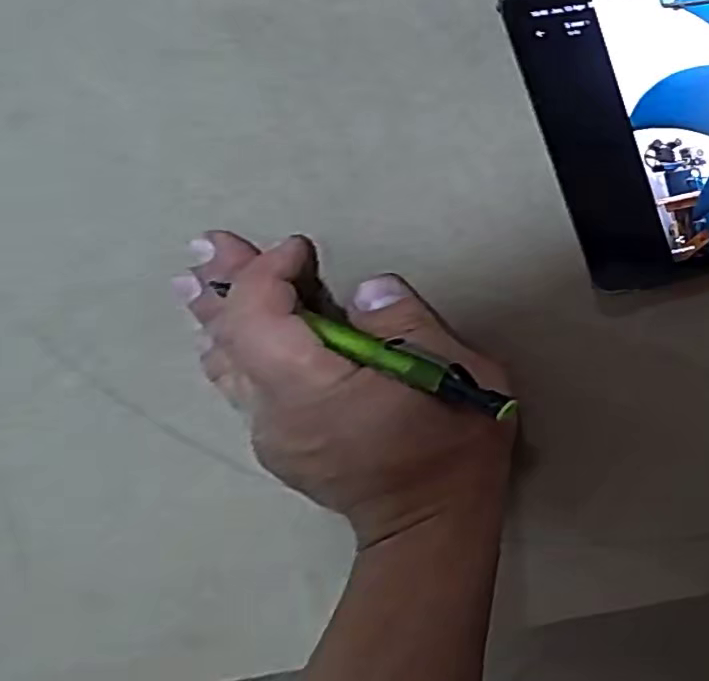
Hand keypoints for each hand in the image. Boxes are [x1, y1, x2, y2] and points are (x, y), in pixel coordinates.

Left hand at [174, 233, 514, 547]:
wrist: (434, 512)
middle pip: (231, 342)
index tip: (300, 245)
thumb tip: (370, 287)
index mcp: (318, 391)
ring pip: (228, 367)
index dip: (271, 277)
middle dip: (224, 288)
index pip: (264, 323)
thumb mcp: (458, 370)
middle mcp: (276, 413)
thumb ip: (411, 326)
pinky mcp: (283, 441)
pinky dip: (240, 346)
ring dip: (220, 318)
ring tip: (201, 281)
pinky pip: (244, 385)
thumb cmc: (460, 434)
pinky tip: (240, 335)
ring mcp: (273, 432)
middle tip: (210, 244)